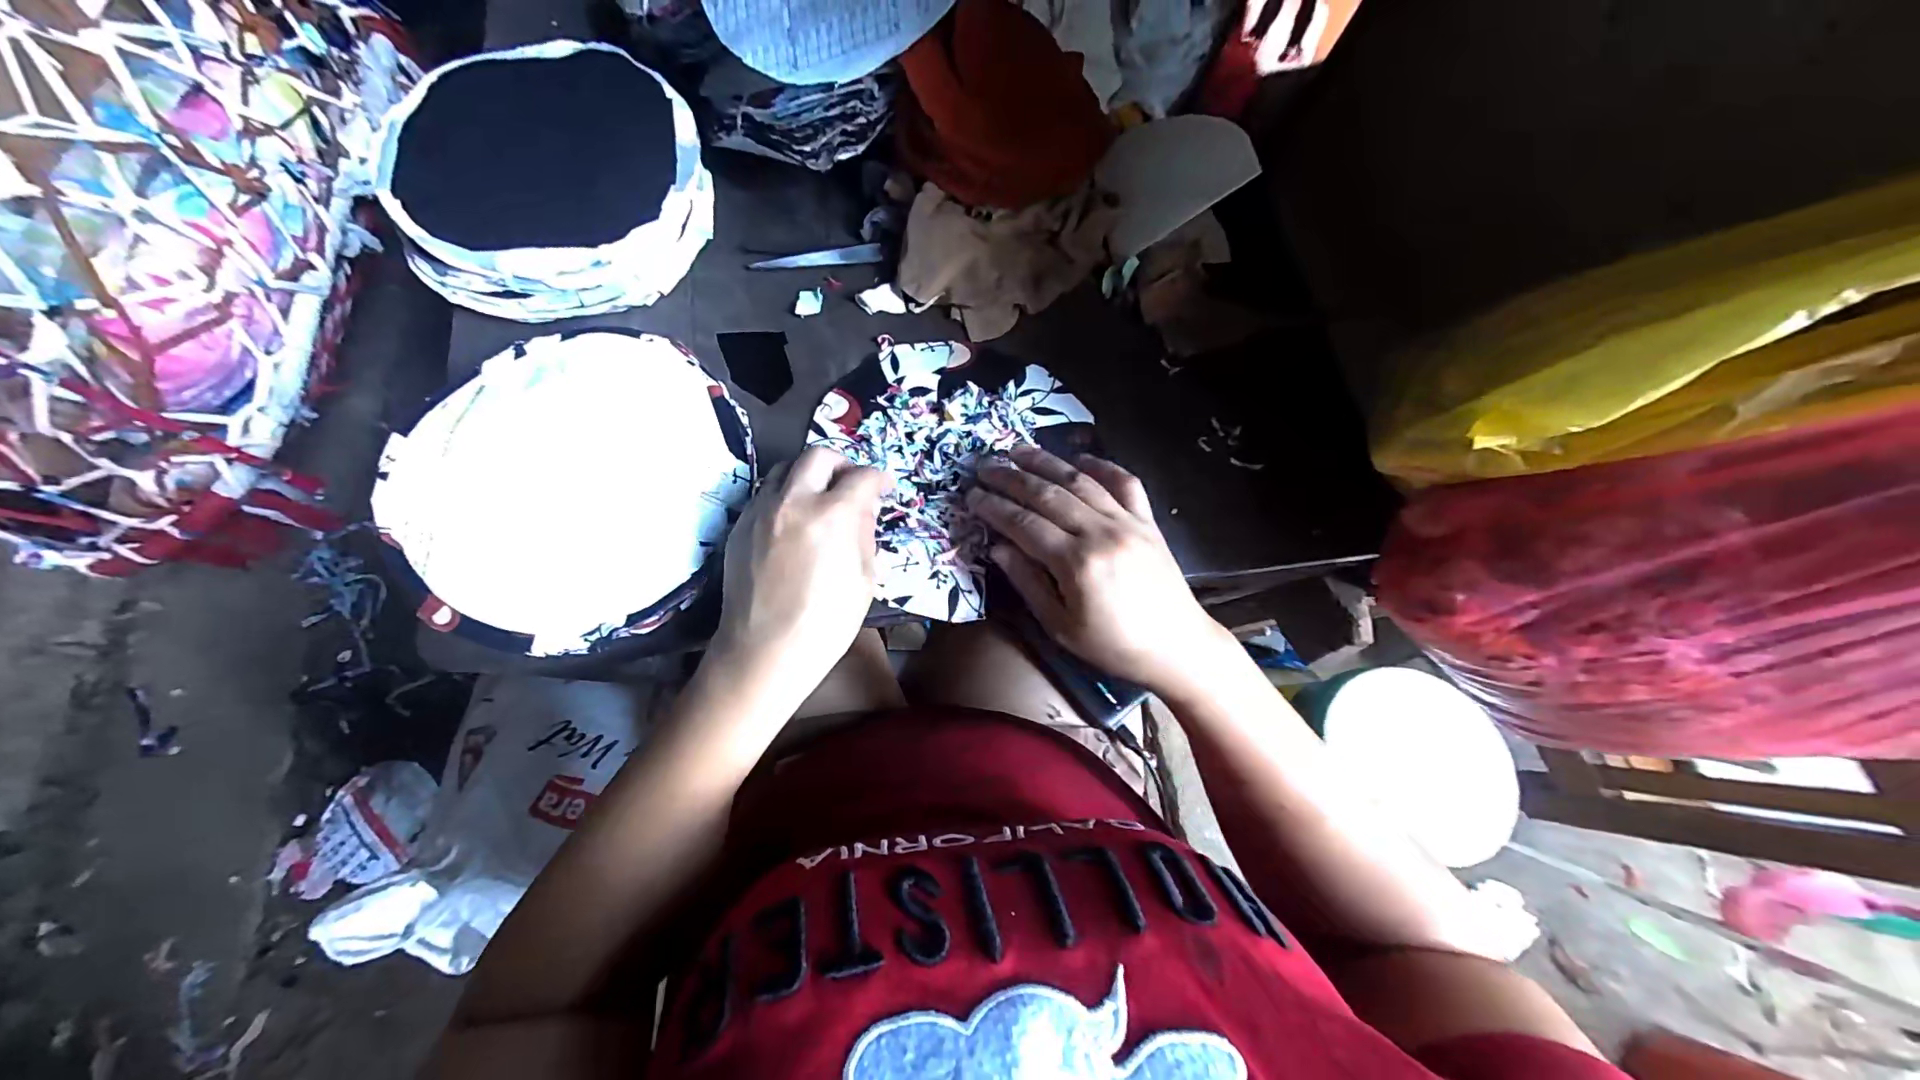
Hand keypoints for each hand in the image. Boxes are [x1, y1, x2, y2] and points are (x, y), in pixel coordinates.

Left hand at [712, 446, 886, 699]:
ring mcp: (761, 511)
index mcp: (832, 515)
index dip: (879, 478)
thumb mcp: (864, 579)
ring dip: (808, 475)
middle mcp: (793, 501)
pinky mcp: (739, 526)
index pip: (861, 476)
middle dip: (841, 463)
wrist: (765, 651)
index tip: (883, 487)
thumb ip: (865, 534)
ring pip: (784, 469)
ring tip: (818, 498)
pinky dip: (784, 496)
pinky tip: (793, 522)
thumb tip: (864, 507)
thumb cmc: (826, 623)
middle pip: (818, 456)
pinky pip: (764, 495)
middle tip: (851, 483)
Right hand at [968, 444, 1236, 695]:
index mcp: (1076, 563)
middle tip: (985, 467)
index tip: (972, 495)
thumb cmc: (1113, 646)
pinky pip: (1125, 483)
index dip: (995, 507)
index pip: (1024, 524)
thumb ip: (1028, 583)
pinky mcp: (1148, 522)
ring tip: (1019, 450)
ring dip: (1047, 462)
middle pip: (1048, 495)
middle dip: (1012, 478)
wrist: (1178, 648)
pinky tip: (1080, 460)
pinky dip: (1102, 466)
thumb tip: (998, 547)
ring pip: (1081, 482)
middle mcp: (1101, 533)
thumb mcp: (1060, 626)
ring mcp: (1128, 522)